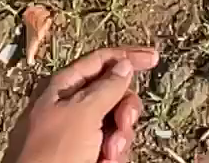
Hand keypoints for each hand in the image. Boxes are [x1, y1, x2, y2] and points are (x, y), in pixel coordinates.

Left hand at [5, 46, 159, 162]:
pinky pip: (109, 146)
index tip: (154, 59)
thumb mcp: (83, 114)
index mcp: (62, 88)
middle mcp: (70, 107)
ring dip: (120, 136)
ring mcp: (76, 134)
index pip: (101, 60)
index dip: (128, 56)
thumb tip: (124, 64)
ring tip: (110, 154)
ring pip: (114, 122)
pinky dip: (113, 155)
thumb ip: (107, 87)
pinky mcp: (83, 157)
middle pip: (112, 93)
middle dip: (125, 108)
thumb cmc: (54, 154)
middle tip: (125, 123)